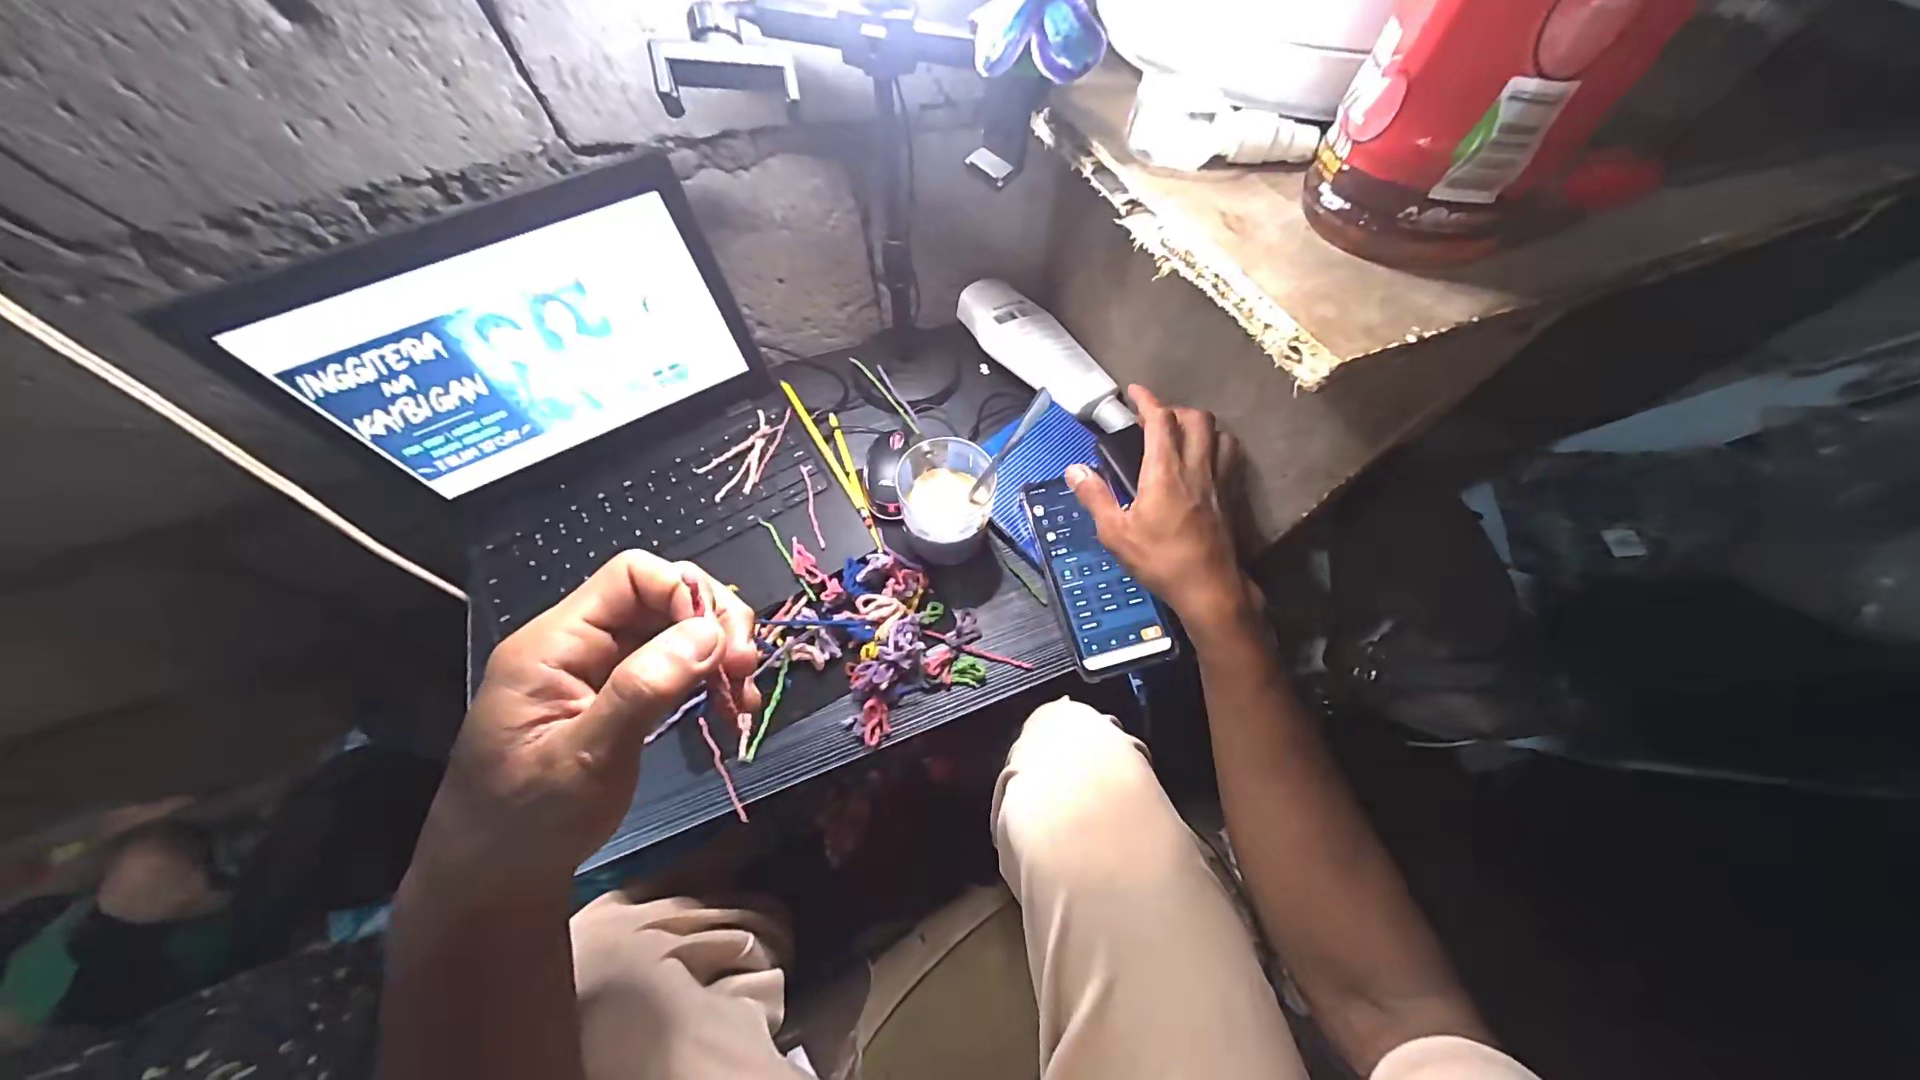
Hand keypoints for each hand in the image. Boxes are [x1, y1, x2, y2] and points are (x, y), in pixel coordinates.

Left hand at [407, 552, 760, 899]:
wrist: (495, 880)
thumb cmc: (526, 824)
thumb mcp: (584, 759)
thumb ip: (643, 689)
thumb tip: (709, 632)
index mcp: (555, 644)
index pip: (632, 576)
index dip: (685, 594)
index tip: (722, 646)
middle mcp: (581, 643)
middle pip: (663, 595)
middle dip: (713, 624)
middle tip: (744, 671)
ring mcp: (603, 667)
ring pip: (677, 628)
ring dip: (720, 653)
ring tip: (742, 696)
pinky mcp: (622, 692)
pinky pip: (676, 663)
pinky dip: (711, 677)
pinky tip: (729, 705)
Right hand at [1067, 385, 1253, 626]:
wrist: (1209, 587)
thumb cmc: (1159, 560)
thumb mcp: (1115, 533)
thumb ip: (1095, 497)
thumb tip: (1074, 470)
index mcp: (1165, 472)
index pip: (1160, 421)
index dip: (1147, 400)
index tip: (1134, 392)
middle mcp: (1196, 467)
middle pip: (1195, 418)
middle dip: (1173, 410)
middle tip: (1153, 421)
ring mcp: (1219, 480)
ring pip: (1218, 433)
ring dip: (1198, 425)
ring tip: (1180, 436)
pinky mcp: (1231, 496)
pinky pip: (1230, 456)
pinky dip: (1218, 445)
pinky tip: (1205, 460)